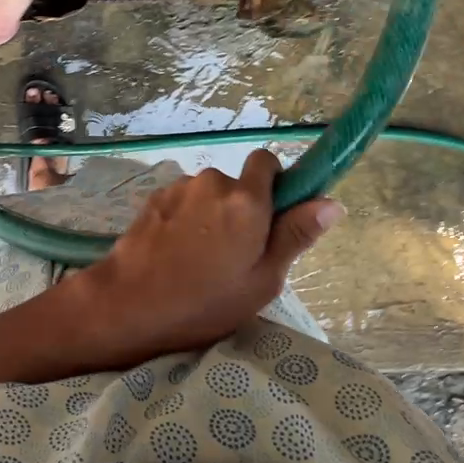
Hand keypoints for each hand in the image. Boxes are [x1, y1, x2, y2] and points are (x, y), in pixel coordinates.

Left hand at [62, 150, 342, 364]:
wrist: (131, 301)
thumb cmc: (206, 300)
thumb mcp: (263, 279)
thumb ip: (295, 235)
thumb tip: (332, 202)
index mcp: (246, 199)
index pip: (267, 161)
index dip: (274, 182)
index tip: (273, 215)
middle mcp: (212, 181)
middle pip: (236, 184)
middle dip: (241, 209)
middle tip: (237, 254)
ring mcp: (179, 187)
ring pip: (208, 194)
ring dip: (211, 215)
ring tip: (202, 259)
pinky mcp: (153, 197)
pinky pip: (183, 202)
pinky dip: (186, 219)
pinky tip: (177, 253)